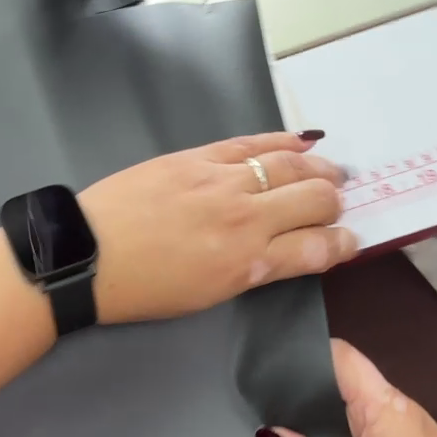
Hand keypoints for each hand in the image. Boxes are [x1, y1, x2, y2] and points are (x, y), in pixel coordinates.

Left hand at [79, 132, 357, 323]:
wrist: (88, 254)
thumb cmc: (142, 289)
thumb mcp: (206, 295)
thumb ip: (249, 270)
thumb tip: (278, 251)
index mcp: (248, 264)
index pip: (317, 249)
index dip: (341, 245)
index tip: (348, 241)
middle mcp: (246, 219)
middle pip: (314, 201)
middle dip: (333, 205)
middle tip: (333, 205)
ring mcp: (222, 182)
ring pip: (291, 166)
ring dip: (319, 170)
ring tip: (330, 172)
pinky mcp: (198, 158)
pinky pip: (251, 143)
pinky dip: (283, 141)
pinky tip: (303, 142)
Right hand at [261, 340, 436, 436]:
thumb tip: (268, 434)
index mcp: (388, 409)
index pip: (341, 355)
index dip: (302, 349)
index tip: (260, 359)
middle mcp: (399, 410)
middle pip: (342, 377)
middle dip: (300, 382)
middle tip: (251, 395)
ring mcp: (407, 432)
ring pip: (351, 405)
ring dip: (315, 411)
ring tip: (268, 418)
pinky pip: (363, 428)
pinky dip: (333, 432)